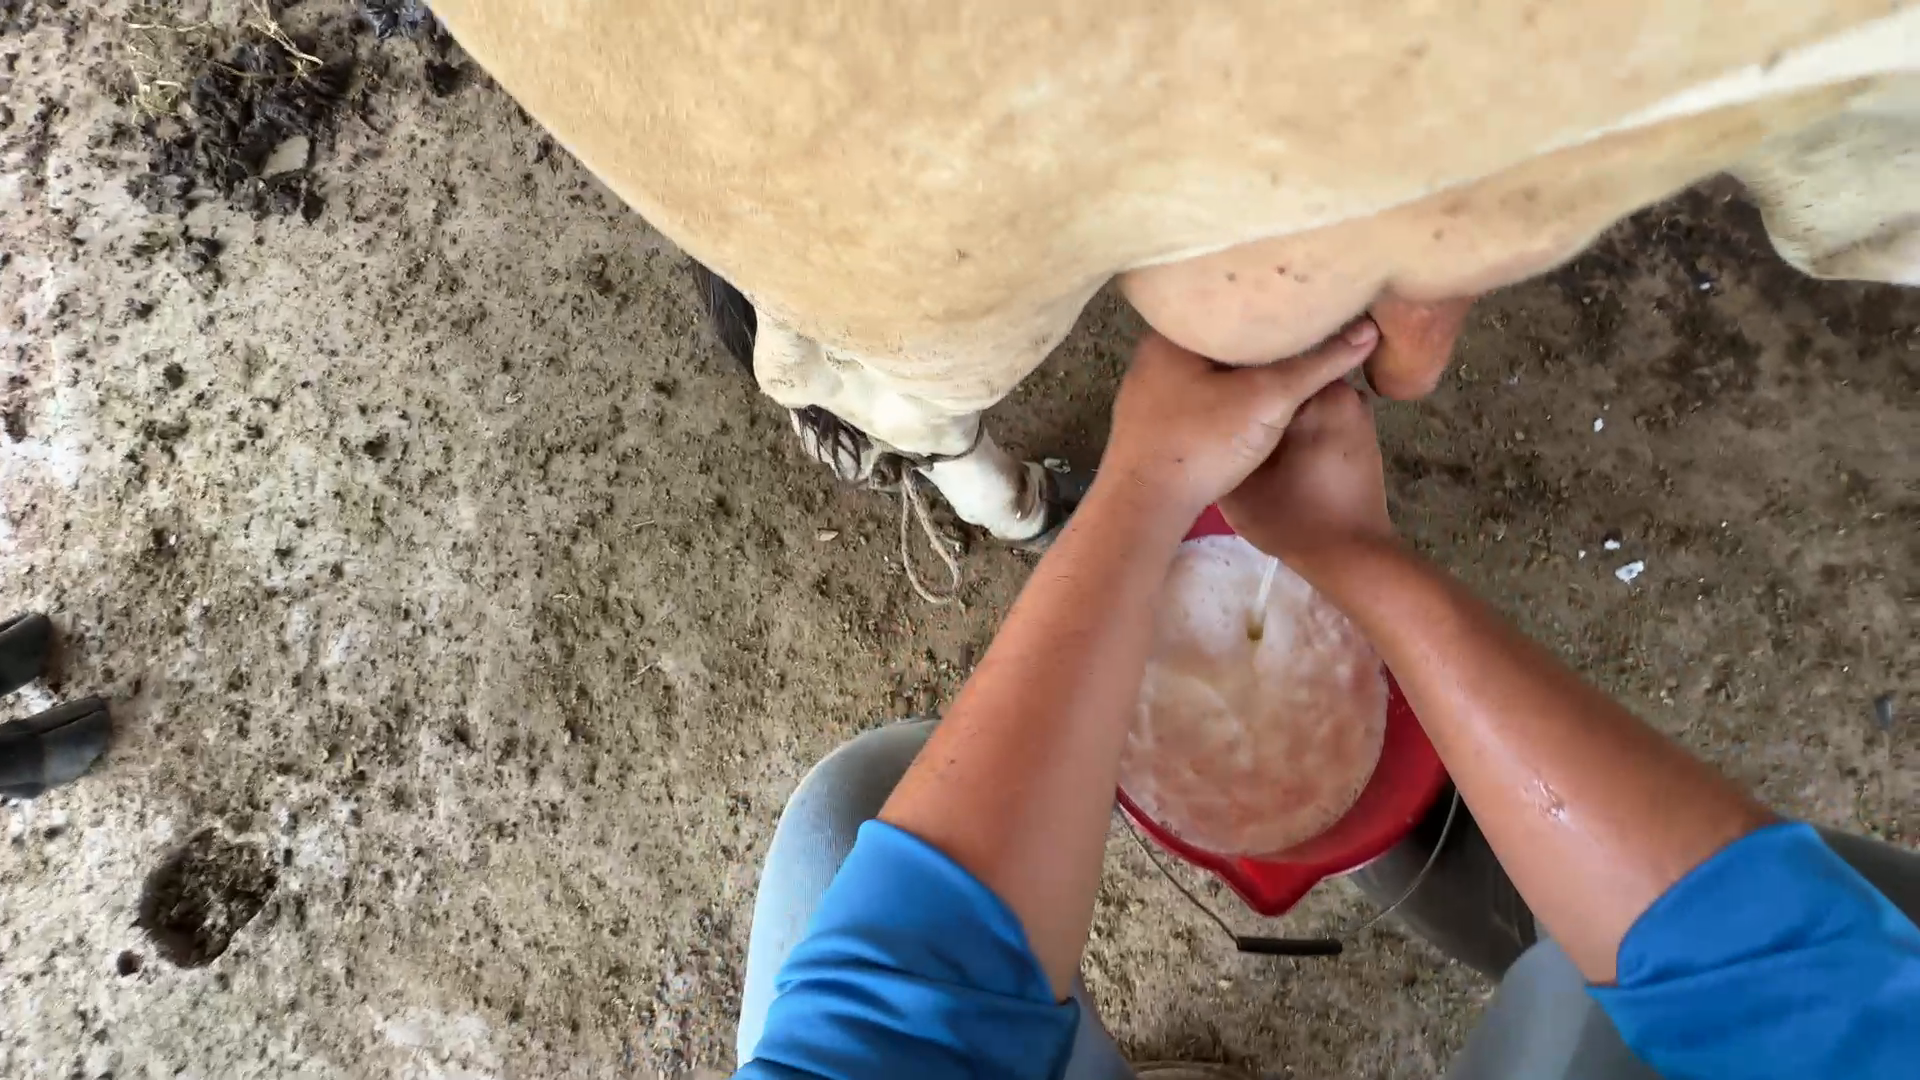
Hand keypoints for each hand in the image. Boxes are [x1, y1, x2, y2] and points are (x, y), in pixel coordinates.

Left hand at [1098, 321, 1379, 516]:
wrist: (1144, 506)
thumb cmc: (1201, 444)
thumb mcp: (1268, 398)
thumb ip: (1317, 363)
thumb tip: (1368, 330)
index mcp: (1171, 334)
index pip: (1229, 301)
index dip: (1271, 300)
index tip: (1309, 298)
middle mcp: (1151, 355)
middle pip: (1217, 334)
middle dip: (1259, 336)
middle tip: (1307, 327)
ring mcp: (1145, 392)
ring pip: (1205, 368)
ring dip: (1240, 369)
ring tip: (1285, 362)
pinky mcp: (1148, 424)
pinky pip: (1193, 395)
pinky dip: (1221, 393)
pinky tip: (1246, 401)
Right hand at [1220, 380, 1395, 575]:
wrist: (1348, 555)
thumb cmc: (1291, 515)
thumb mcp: (1237, 481)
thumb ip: (1219, 439)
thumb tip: (1201, 413)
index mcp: (1315, 392)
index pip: (1268, 357)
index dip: (1233, 365)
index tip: (1206, 373)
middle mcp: (1342, 390)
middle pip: (1287, 370)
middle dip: (1255, 381)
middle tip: (1217, 394)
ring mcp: (1355, 411)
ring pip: (1301, 391)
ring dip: (1274, 401)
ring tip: (1240, 414)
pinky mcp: (1358, 433)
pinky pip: (1317, 411)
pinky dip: (1294, 418)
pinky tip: (1269, 436)